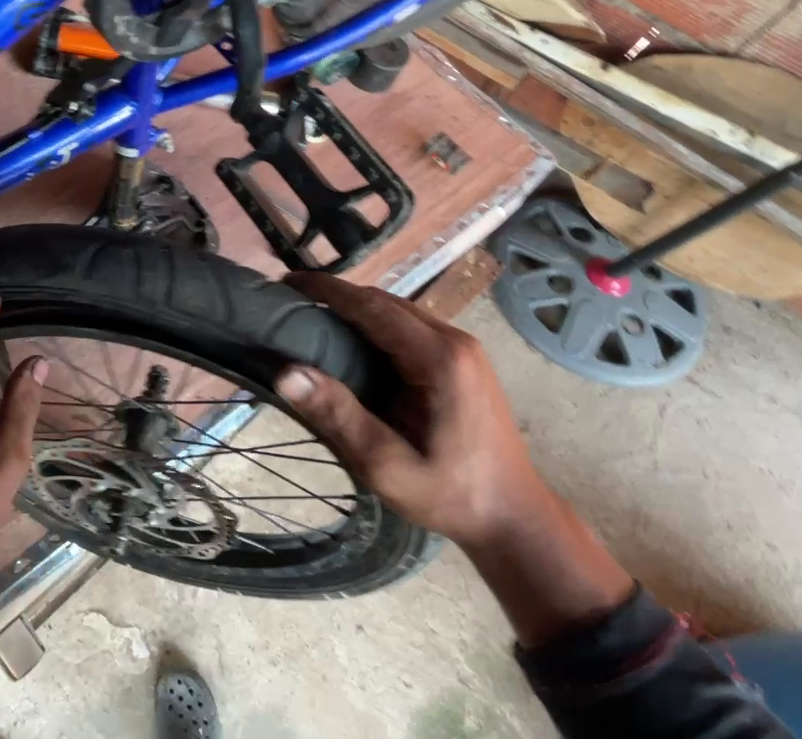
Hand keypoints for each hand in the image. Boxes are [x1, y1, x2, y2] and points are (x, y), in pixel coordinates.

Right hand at [275, 272, 632, 646]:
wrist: (516, 518)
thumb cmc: (452, 495)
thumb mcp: (387, 466)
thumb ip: (338, 416)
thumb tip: (286, 372)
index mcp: (439, 359)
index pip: (372, 306)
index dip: (327, 290)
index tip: (286, 282)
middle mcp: (455, 342)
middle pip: (386, 302)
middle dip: (336, 296)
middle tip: (289, 303)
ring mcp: (463, 350)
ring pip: (398, 312)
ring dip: (355, 309)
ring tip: (311, 317)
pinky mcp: (463, 362)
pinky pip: (409, 329)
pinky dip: (374, 326)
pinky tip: (349, 342)